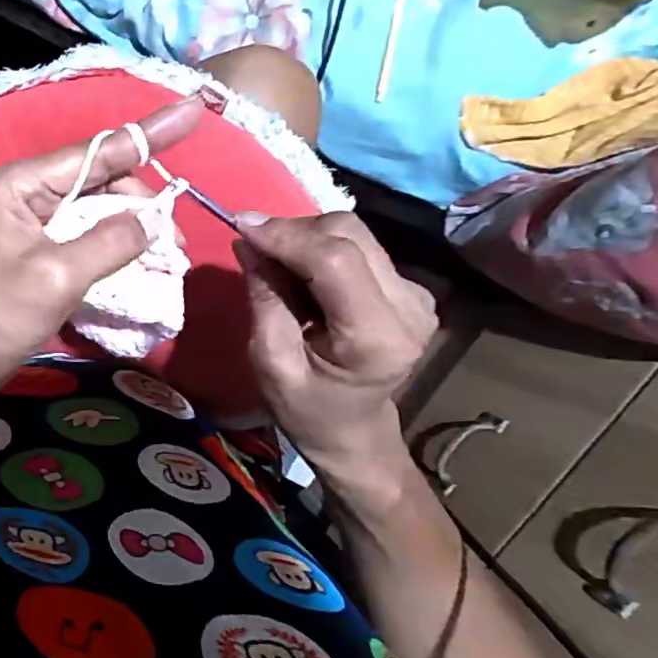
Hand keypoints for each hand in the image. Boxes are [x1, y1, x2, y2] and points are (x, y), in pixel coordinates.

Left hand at [0, 98, 204, 379]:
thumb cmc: (7, 314)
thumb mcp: (61, 275)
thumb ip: (111, 240)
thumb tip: (154, 219)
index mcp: (17, 184)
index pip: (92, 154)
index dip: (145, 136)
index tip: (192, 109)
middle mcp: (24, 189)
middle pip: (99, 178)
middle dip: (141, 200)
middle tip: (174, 235)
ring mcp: (32, 214)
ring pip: (98, 203)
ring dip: (134, 223)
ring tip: (166, 250)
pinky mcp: (42, 239)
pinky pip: (89, 227)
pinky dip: (118, 238)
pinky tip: (144, 252)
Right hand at [232, 212, 436, 482]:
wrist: (351, 431)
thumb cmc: (305, 408)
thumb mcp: (270, 363)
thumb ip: (264, 299)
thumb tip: (249, 242)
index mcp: (377, 337)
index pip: (335, 260)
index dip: (286, 235)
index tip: (240, 226)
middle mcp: (409, 306)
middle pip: (348, 235)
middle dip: (293, 231)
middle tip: (253, 246)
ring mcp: (416, 293)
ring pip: (354, 234)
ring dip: (305, 238)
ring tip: (275, 264)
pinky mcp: (409, 287)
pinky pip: (358, 247)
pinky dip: (319, 249)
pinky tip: (300, 275)